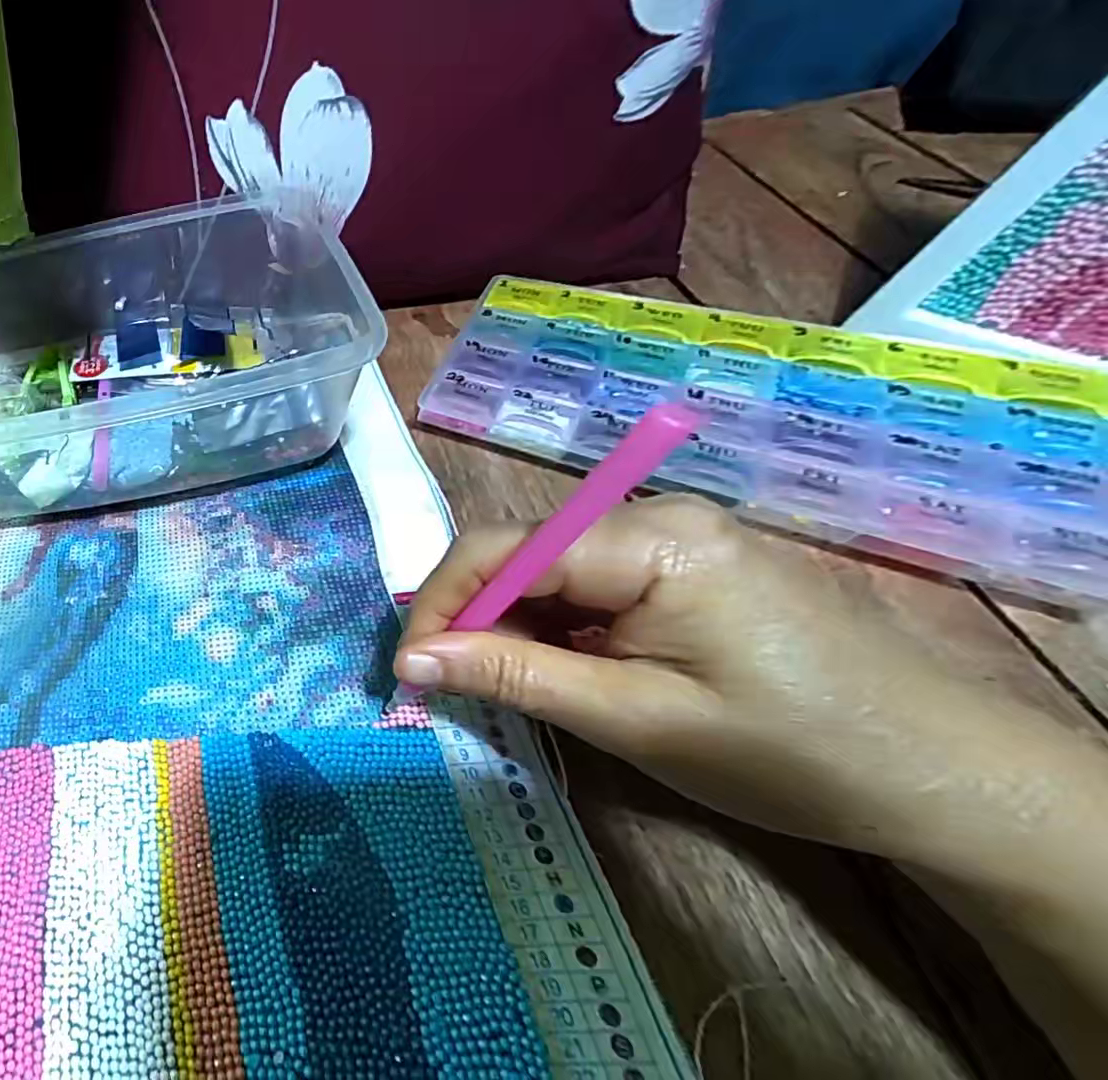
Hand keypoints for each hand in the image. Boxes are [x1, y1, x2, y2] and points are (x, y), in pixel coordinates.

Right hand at [393, 495, 1107, 872]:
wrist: (950, 781)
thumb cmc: (790, 753)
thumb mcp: (632, 718)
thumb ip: (513, 677)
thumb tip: (411, 661)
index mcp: (650, 540)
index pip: (501, 552)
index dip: (440, 607)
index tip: (409, 668)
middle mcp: (654, 517)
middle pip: (520, 554)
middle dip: (473, 618)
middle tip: (450, 683)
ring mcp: (670, 536)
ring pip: (546, 570)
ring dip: (510, 626)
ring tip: (506, 684)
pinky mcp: (680, 562)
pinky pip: (584, 583)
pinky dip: (552, 627)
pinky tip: (558, 668)